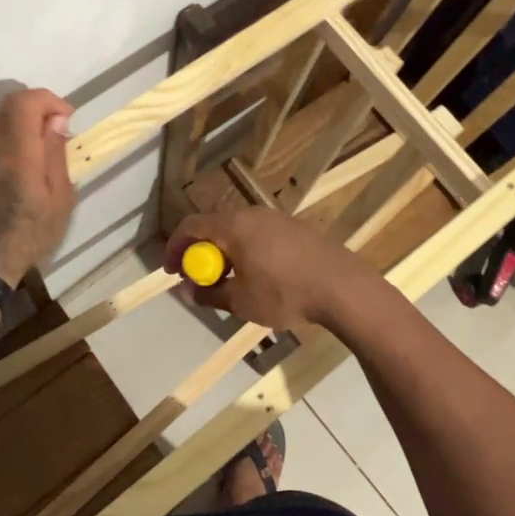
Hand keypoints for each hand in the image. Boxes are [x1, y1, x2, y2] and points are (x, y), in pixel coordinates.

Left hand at [0, 88, 75, 284]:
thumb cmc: (32, 233)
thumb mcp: (59, 198)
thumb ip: (55, 154)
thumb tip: (55, 120)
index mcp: (18, 153)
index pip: (25, 102)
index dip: (49, 100)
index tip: (67, 118)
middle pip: (9, 102)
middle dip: (38, 104)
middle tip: (58, 125)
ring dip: (24, 117)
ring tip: (46, 140)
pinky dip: (13, 131)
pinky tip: (29, 155)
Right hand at [163, 206, 383, 332]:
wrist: (343, 287)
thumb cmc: (286, 293)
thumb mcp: (242, 301)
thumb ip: (211, 294)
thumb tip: (189, 291)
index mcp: (233, 225)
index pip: (191, 225)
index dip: (175, 247)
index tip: (171, 271)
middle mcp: (252, 213)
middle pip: (214, 225)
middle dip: (200, 252)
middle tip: (197, 278)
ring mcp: (277, 218)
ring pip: (239, 230)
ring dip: (225, 252)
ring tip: (227, 280)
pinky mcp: (296, 228)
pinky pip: (260, 234)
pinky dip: (247, 250)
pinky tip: (259, 276)